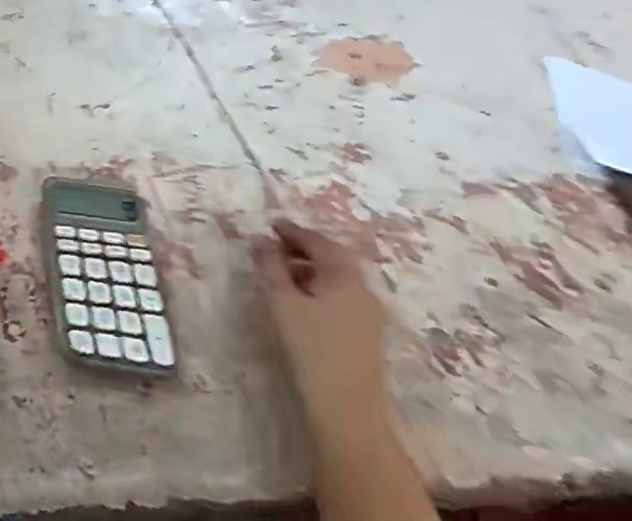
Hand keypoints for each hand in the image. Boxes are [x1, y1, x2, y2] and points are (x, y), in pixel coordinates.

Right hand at [255, 222, 389, 419]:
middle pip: (332, 258)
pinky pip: (340, 296)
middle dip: (302, 248)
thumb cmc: (310, 345)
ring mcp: (369, 314)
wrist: (346, 406)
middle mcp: (364, 290)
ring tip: (280, 272)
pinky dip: (318, 287)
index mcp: (345, 276)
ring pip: (336, 279)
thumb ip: (270, 265)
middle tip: (272, 246)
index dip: (293, 231)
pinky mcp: (366, 333)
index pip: (318, 242)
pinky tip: (299, 299)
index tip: (270, 225)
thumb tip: (262, 241)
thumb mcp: (281, 299)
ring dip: (309, 269)